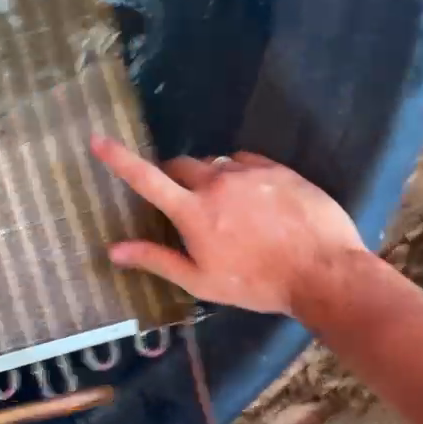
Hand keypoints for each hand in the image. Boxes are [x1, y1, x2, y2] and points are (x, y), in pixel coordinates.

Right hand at [90, 134, 365, 315]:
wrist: (325, 273)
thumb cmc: (257, 284)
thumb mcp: (201, 281)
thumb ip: (156, 260)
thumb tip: (114, 250)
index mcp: (193, 212)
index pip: (146, 179)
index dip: (118, 158)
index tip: (97, 139)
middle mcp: (217, 183)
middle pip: (180, 165)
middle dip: (174, 177)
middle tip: (185, 203)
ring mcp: (249, 172)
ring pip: (216, 163)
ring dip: (210, 178)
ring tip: (228, 208)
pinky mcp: (278, 169)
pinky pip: (246, 161)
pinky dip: (240, 175)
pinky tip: (254, 200)